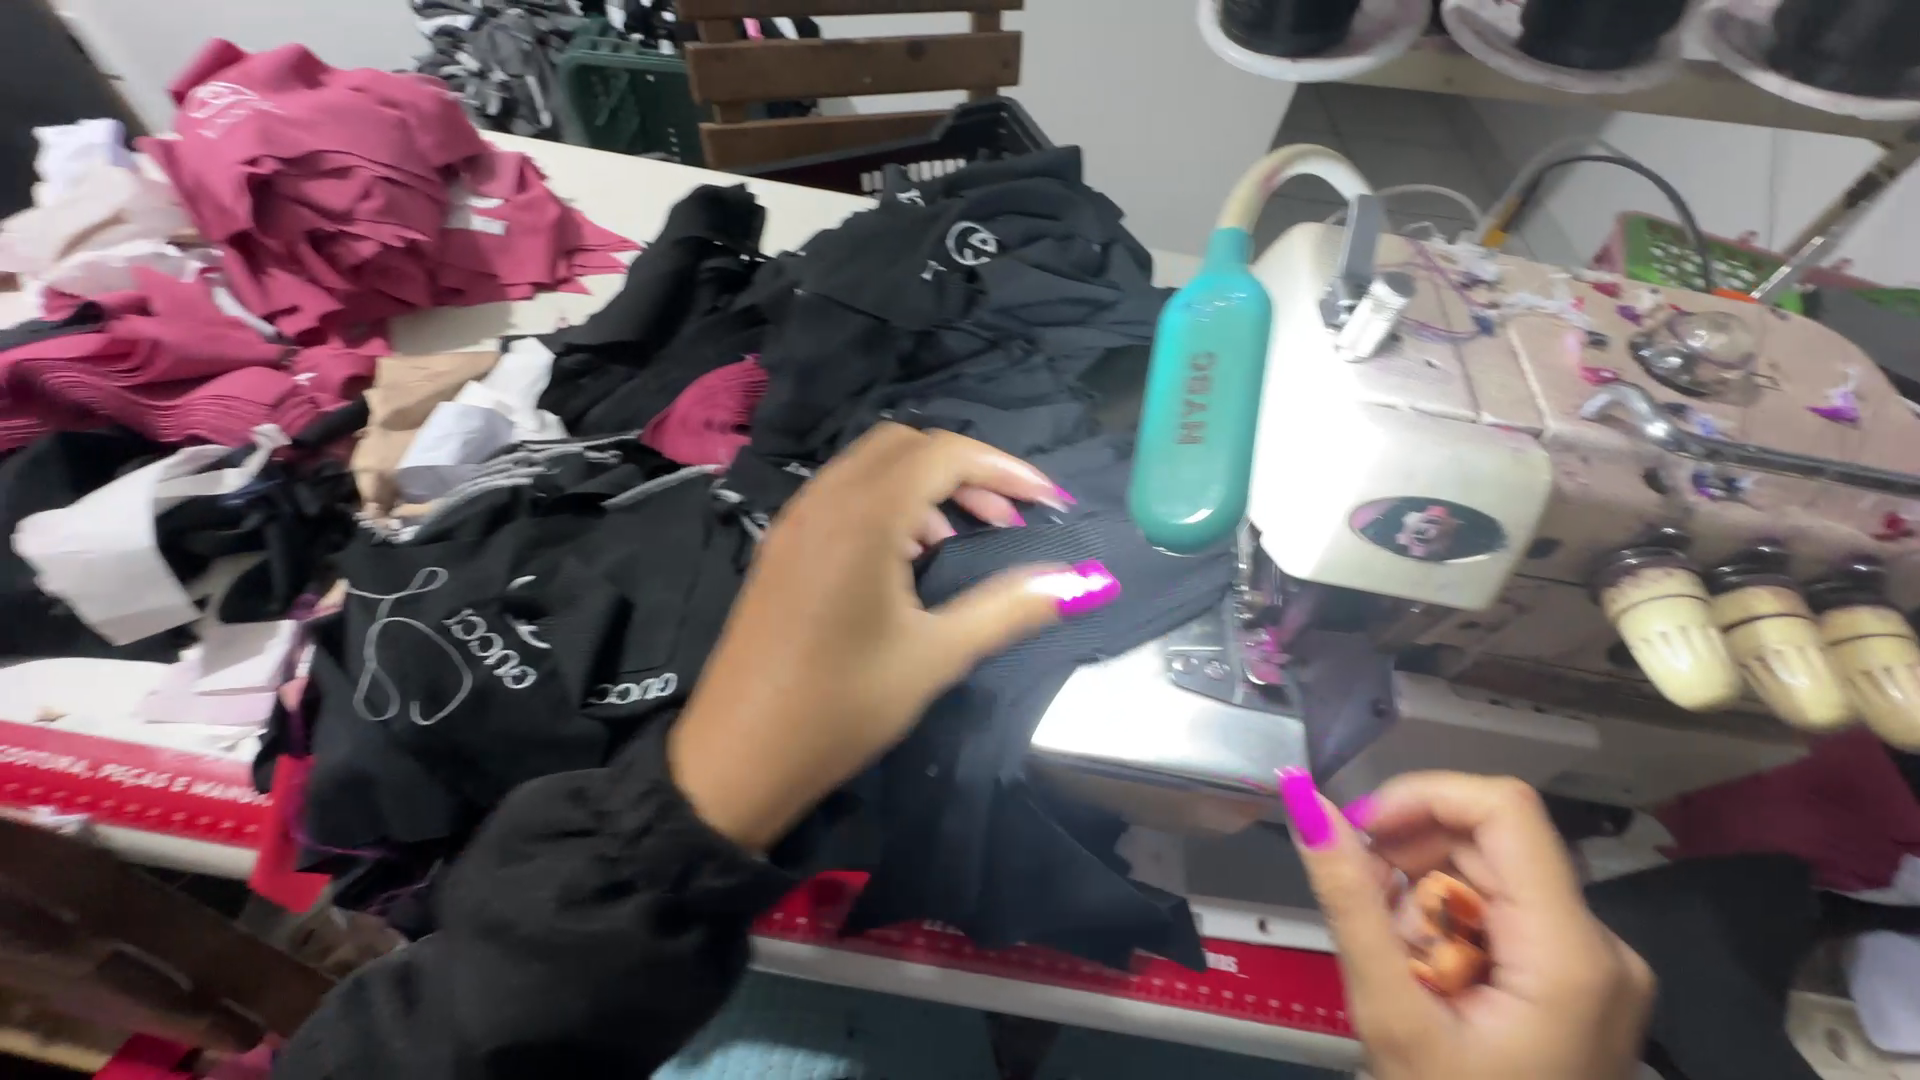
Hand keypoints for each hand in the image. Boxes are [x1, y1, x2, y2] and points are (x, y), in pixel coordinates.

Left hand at [669, 423, 1117, 850]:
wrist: (735, 761)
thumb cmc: (840, 708)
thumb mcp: (935, 657)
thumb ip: (1010, 608)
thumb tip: (1081, 582)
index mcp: (863, 517)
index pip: (945, 454)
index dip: (1006, 470)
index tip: (1050, 504)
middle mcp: (823, 501)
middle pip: (906, 446)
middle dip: (966, 471)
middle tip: (1006, 522)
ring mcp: (794, 522)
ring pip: (871, 468)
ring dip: (925, 487)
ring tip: (957, 542)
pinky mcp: (781, 548)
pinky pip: (842, 497)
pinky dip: (887, 506)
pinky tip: (905, 560)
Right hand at [1278, 770, 1654, 1079]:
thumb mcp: (1389, 1012)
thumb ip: (1348, 900)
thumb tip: (1304, 802)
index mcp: (1571, 952)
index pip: (1503, 808)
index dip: (1421, 797)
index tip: (1359, 834)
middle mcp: (1600, 942)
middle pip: (1488, 839)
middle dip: (1410, 860)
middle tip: (1369, 918)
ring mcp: (1595, 961)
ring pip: (1486, 869)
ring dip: (1420, 893)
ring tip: (1399, 960)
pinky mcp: (1579, 975)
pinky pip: (1498, 905)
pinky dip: (1443, 919)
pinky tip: (1427, 971)